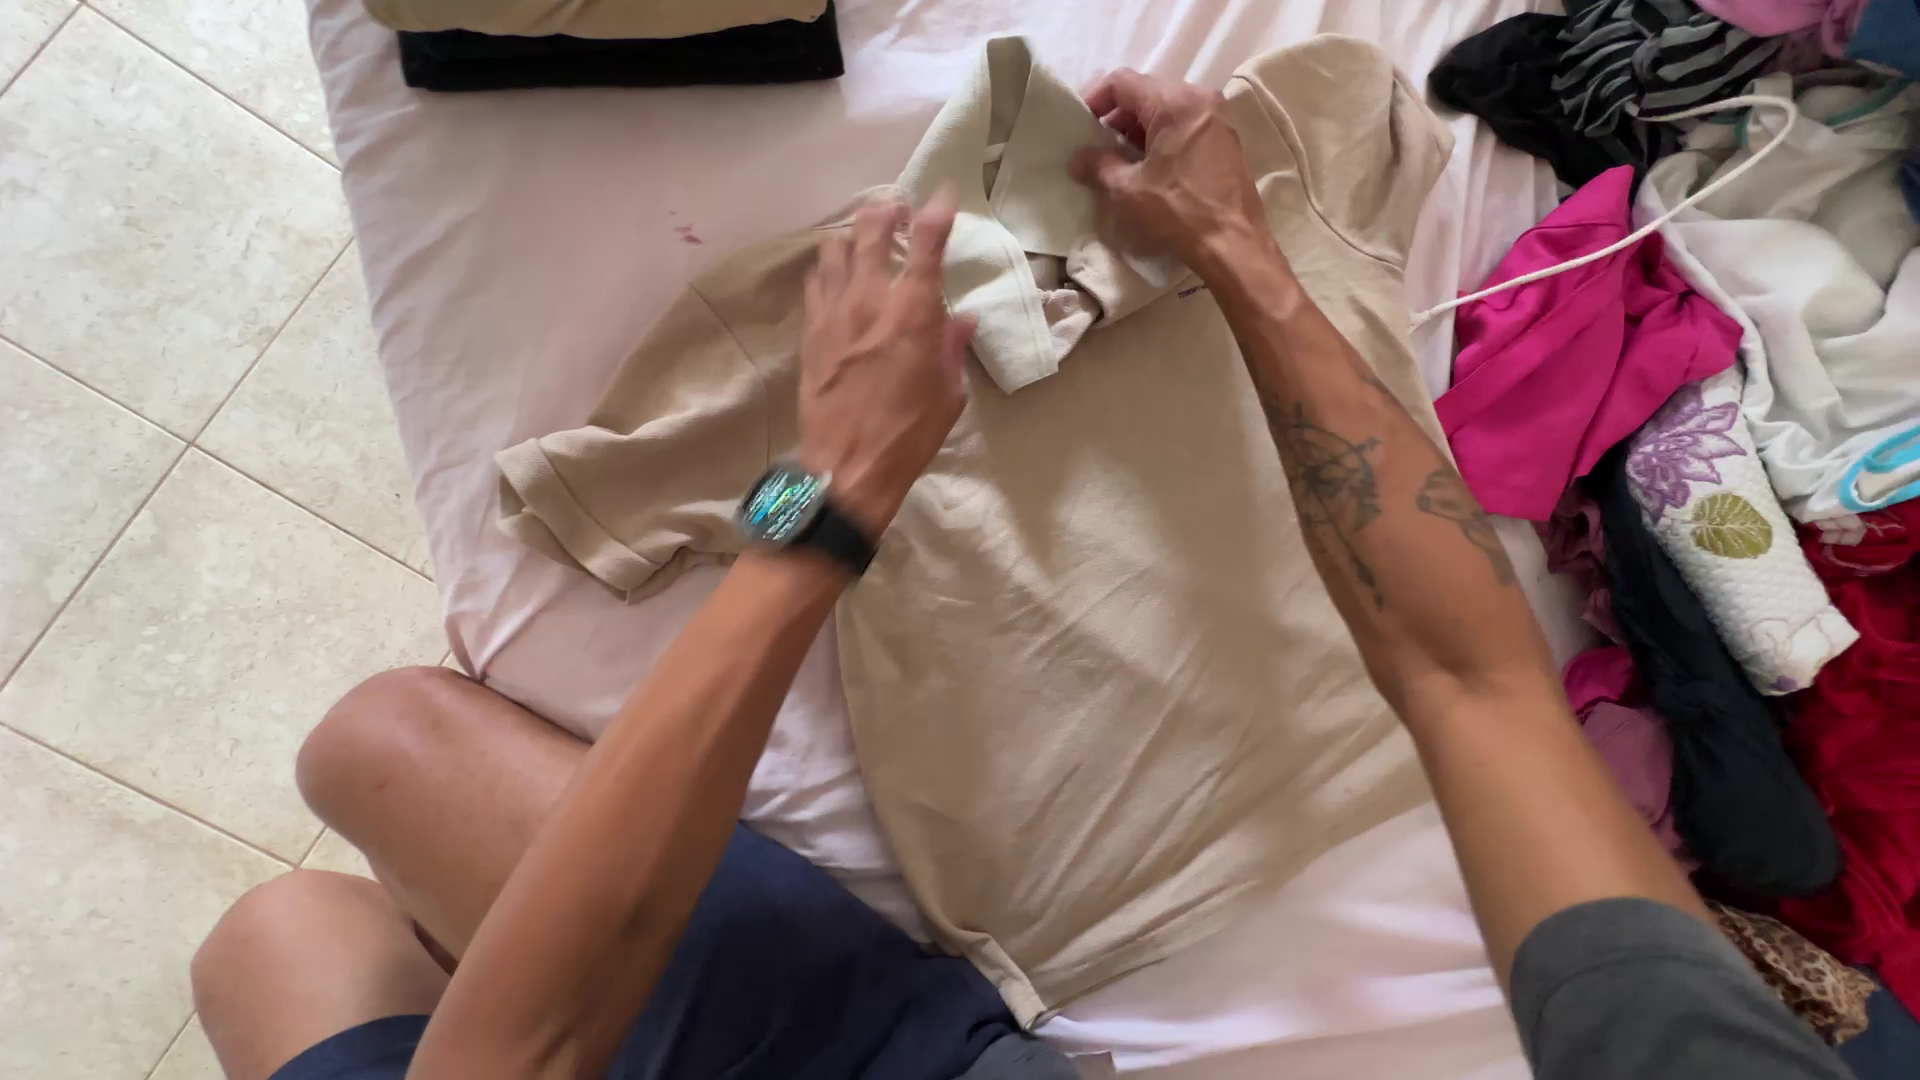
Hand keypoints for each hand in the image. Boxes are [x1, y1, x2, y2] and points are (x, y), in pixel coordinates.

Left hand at [797, 191, 974, 537]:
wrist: (847, 468)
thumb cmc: (908, 436)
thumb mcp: (947, 396)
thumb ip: (952, 349)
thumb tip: (962, 321)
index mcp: (913, 314)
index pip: (927, 245)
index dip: (938, 214)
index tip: (945, 197)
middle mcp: (870, 301)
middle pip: (872, 231)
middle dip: (887, 211)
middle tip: (896, 207)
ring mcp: (834, 314)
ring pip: (836, 249)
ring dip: (853, 234)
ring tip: (864, 234)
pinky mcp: (811, 333)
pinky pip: (815, 283)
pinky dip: (827, 267)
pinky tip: (834, 271)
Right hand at [1070, 69, 1284, 281]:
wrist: (1232, 243)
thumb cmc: (1178, 212)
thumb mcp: (1128, 190)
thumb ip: (1099, 166)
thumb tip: (1078, 159)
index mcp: (1175, 102)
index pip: (1124, 82)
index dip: (1096, 98)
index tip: (1081, 123)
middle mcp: (1200, 98)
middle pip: (1147, 92)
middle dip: (1118, 116)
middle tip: (1098, 145)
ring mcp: (1217, 117)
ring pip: (1167, 108)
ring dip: (1139, 128)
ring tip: (1121, 160)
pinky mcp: (1225, 139)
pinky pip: (1185, 124)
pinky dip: (1162, 137)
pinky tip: (1150, 166)